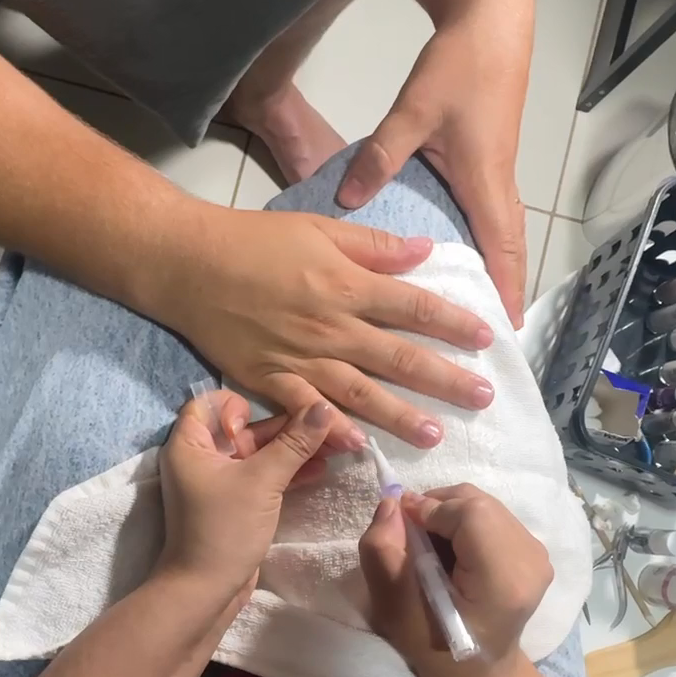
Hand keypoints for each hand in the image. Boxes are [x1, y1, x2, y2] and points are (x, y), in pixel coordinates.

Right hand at [139, 208, 496, 449]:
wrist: (189, 265)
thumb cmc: (254, 240)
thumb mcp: (318, 228)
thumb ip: (373, 245)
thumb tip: (425, 253)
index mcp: (345, 285)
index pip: (413, 307)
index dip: (452, 324)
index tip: (486, 339)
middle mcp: (330, 328)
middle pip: (397, 357)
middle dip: (444, 379)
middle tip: (483, 398)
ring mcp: (299, 359)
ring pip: (359, 393)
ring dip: (400, 415)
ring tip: (435, 435)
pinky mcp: (269, 381)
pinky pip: (305, 411)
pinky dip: (332, 430)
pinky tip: (359, 448)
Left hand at [157, 390, 351, 602]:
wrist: (206, 592)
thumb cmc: (224, 529)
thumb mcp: (262, 482)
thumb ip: (294, 443)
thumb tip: (324, 407)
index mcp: (190, 444)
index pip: (211, 403)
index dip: (240, 405)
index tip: (267, 419)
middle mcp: (201, 457)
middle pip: (246, 428)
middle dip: (288, 427)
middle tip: (333, 427)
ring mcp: (219, 482)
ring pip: (260, 453)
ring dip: (295, 450)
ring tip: (338, 446)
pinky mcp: (236, 503)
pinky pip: (263, 476)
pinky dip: (288, 471)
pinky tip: (321, 468)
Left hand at [337, 13, 532, 326]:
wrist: (490, 24)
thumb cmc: (460, 68)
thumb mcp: (413, 112)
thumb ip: (380, 156)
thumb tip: (348, 198)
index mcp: (484, 183)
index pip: (501, 250)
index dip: (503, 292)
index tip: (504, 332)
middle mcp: (497, 188)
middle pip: (510, 253)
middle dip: (504, 294)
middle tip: (493, 337)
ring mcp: (496, 178)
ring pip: (504, 239)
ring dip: (498, 275)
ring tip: (481, 313)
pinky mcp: (489, 168)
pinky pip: (493, 222)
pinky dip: (489, 251)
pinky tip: (466, 266)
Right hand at [358, 484, 551, 676]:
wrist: (476, 671)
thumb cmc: (432, 643)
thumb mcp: (392, 604)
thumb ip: (382, 548)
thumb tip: (393, 503)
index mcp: (503, 578)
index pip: (469, 512)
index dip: (429, 509)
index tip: (403, 525)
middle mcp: (532, 560)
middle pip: (478, 502)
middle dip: (438, 507)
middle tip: (411, 531)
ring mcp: (539, 555)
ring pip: (485, 504)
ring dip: (450, 513)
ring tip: (430, 542)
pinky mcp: (536, 552)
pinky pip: (493, 516)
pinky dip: (465, 521)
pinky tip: (451, 548)